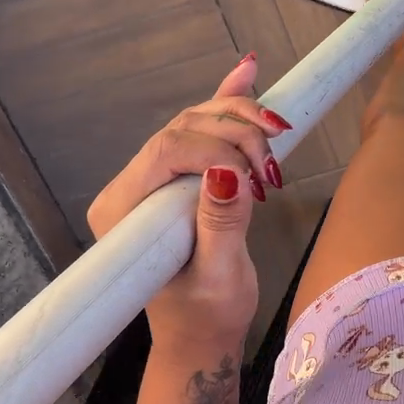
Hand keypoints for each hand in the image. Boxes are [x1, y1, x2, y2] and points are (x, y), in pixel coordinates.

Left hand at [86, 55, 285, 346]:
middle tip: (274, 168)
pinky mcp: (179, 175)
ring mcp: (154, 178)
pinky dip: (229, 102)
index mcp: (124, 211)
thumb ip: (221, 224)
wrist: (203, 331)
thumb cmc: (207, 313)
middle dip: (237, 131)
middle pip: (183, 127)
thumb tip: (230, 171)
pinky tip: (249, 72)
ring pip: (197, 121)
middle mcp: (132, 186)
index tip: (260, 179)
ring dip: (242, 118)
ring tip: (279, 129)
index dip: (218, 147)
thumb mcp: (219, 277)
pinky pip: (202, 129)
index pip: (168, 149)